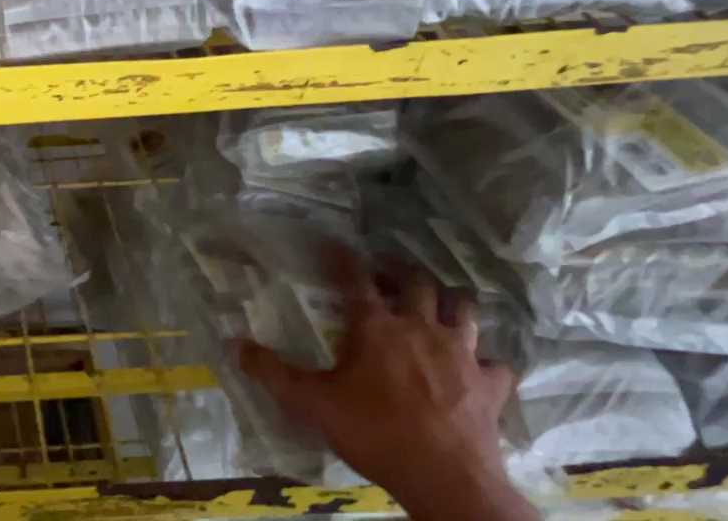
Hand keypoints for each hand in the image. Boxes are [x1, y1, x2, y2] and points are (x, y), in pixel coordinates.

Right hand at [237, 252, 532, 520]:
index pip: (356, 276)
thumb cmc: (374, 433)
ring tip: (435, 305)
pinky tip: (477, 366)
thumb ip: (271, 372)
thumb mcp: (310, 403)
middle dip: (401, 272)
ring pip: (462, 309)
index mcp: (375, 326)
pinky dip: (485, 360)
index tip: (334, 245)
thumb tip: (231, 344)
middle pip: (416, 282)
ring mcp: (461, 354)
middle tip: (387, 273)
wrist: (446, 481)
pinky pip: (495, 363)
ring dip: (448, 302)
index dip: (343, 257)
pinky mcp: (490, 385)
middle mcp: (420, 327)